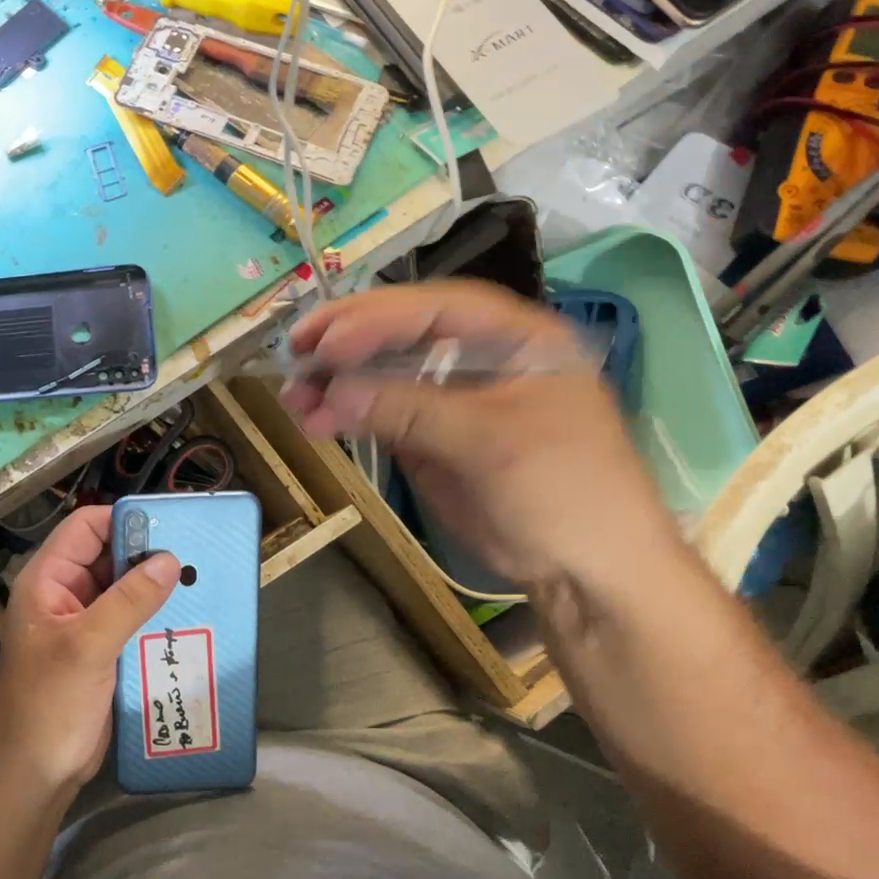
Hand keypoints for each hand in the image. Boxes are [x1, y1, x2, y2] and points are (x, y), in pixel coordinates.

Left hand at [0, 506, 179, 793]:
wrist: (36, 771)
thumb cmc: (50, 704)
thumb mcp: (89, 647)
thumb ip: (128, 600)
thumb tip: (169, 559)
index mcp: (46, 581)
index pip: (84, 528)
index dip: (123, 520)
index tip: (169, 524)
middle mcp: (62, 595)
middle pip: (106, 555)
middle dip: (146, 552)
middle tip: (196, 551)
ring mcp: (80, 624)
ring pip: (121, 589)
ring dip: (153, 585)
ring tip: (201, 579)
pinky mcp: (98, 652)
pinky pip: (128, 620)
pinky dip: (152, 615)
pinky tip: (187, 616)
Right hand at [280, 280, 681, 586]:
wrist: (585, 570)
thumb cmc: (564, 492)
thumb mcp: (492, 443)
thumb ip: (410, 410)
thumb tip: (329, 391)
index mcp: (515, 337)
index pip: (436, 309)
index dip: (377, 319)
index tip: (326, 344)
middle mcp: (477, 356)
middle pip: (401, 332)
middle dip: (346, 342)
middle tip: (295, 351)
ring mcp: (449, 396)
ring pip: (381, 371)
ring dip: (335, 380)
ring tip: (293, 396)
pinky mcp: (427, 435)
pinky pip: (376, 411)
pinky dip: (342, 413)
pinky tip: (311, 419)